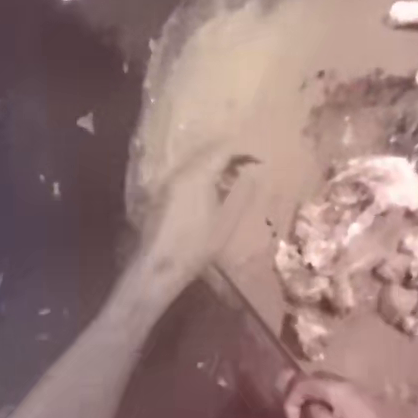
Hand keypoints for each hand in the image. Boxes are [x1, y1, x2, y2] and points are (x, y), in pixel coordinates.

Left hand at [126, 148, 259, 301]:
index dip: (243, 151)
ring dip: (215, 165)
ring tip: (233, 179)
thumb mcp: (225, 223)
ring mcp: (166, 182)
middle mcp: (179, 172)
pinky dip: (202, 174)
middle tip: (248, 167)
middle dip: (230, 155)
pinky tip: (212, 191)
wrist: (158, 267)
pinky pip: (186, 173)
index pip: (223, 150)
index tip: (259, 161)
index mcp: (197, 176)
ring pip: (195, 161)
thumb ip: (240, 194)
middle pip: (207, 151)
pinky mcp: (160, 193)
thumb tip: (252, 175)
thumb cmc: (196, 247)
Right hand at [282, 374, 417, 417]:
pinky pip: (341, 393)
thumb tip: (312, 408)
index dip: (291, 399)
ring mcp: (361, 389)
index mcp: (337, 388)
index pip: (303, 382)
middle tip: (295, 414)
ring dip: (316, 397)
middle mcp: (348, 382)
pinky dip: (329, 401)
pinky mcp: (369, 399)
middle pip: (316, 378)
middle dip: (301, 393)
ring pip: (329, 385)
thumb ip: (318, 417)